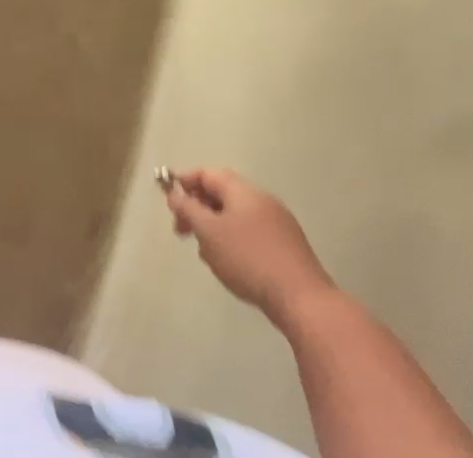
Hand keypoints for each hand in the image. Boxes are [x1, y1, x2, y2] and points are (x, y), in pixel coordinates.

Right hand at [164, 168, 336, 322]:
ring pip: (234, 216)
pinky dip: (232, 241)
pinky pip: (249, 233)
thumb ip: (187, 208)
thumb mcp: (208, 231)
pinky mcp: (285, 246)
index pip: (208, 174)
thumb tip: (174, 192)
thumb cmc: (248, 259)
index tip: (170, 203)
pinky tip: (229, 264)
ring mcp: (278, 224)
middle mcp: (264, 202)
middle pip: (221, 194)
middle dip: (197, 209)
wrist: (302, 299)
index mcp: (245, 192)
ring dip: (213, 228)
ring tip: (207, 254)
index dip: (184, 182)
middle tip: (182, 231)